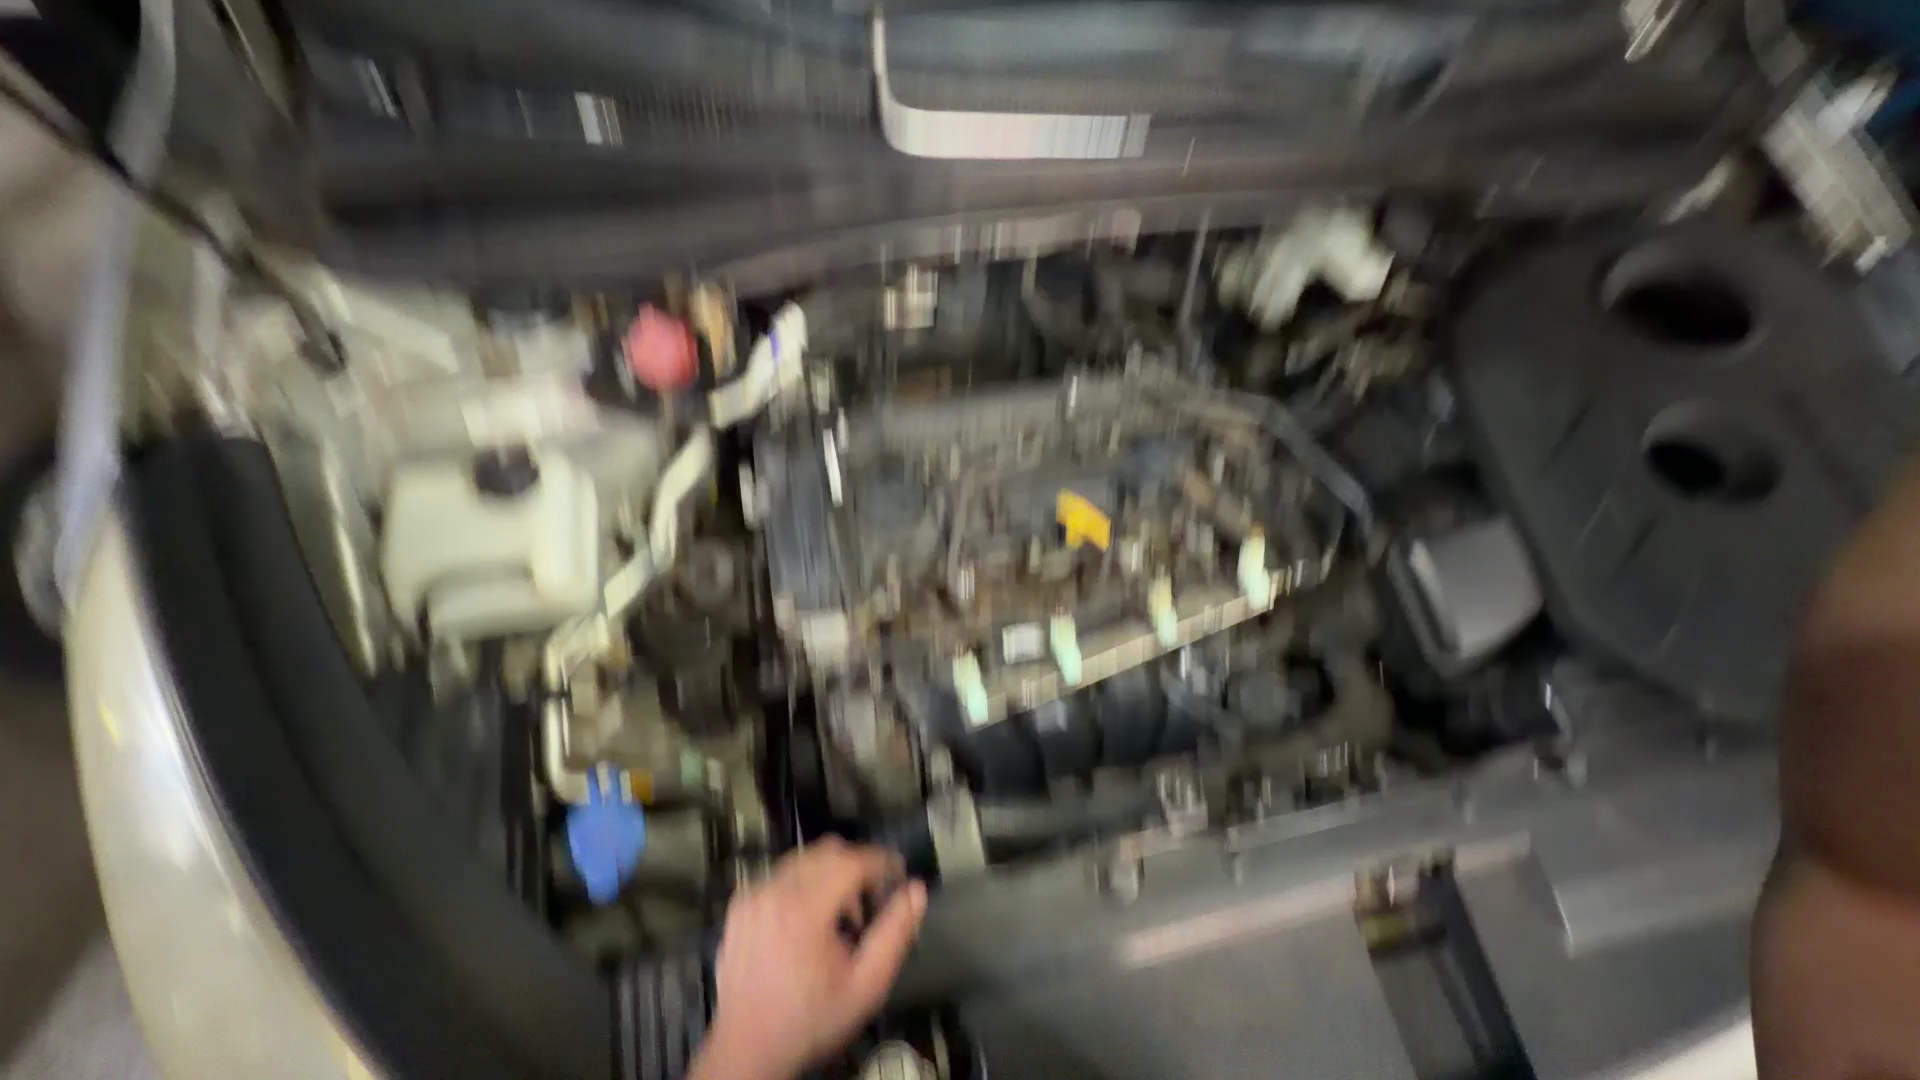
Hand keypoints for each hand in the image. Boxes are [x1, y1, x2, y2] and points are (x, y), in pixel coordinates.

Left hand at [691, 839, 927, 1079]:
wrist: (747, 1049)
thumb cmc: (809, 1020)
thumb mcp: (866, 985)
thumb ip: (895, 934)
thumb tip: (915, 892)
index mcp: (802, 909)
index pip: (851, 860)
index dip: (881, 861)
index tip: (898, 873)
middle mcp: (772, 892)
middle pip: (827, 850)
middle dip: (857, 865)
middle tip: (874, 896)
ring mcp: (751, 897)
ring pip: (803, 858)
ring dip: (831, 873)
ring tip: (844, 915)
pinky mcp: (740, 906)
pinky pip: (780, 875)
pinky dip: (804, 884)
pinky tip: (813, 922)